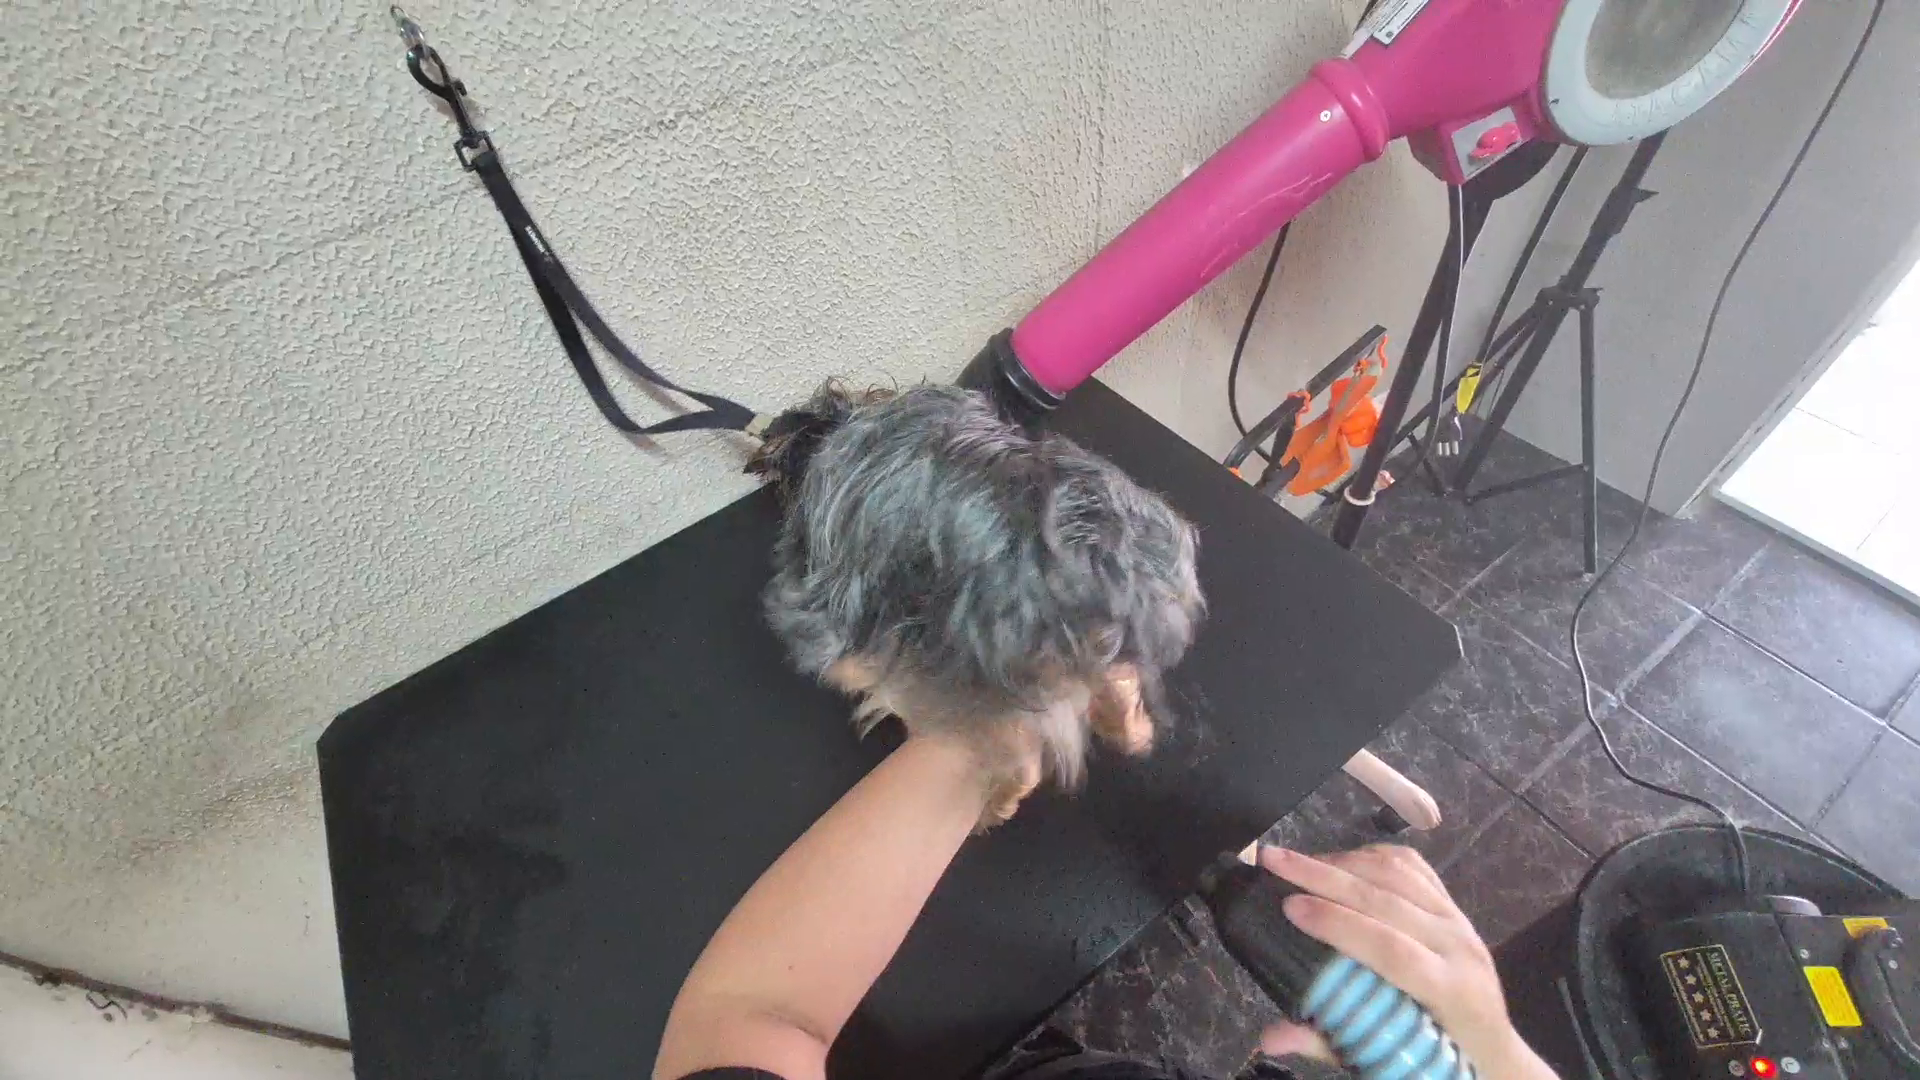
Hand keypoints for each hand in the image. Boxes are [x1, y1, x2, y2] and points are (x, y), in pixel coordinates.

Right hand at [1254, 846, 1556, 1079]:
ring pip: (1394, 872)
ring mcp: (1458, 919)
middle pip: (1384, 899)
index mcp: (1452, 994)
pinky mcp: (1451, 902)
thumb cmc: (1435, 1059)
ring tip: (1296, 861)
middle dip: (1320, 875)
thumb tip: (1267, 1039)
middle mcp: (1459, 948)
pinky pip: (1408, 864)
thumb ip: (1324, 1043)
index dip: (1339, 924)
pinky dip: (1366, 854)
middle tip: (1272, 861)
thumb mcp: (1384, 1061)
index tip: (1289, 907)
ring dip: (1339, 860)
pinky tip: (1337, 860)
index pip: (1392, 949)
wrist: (1494, 1052)